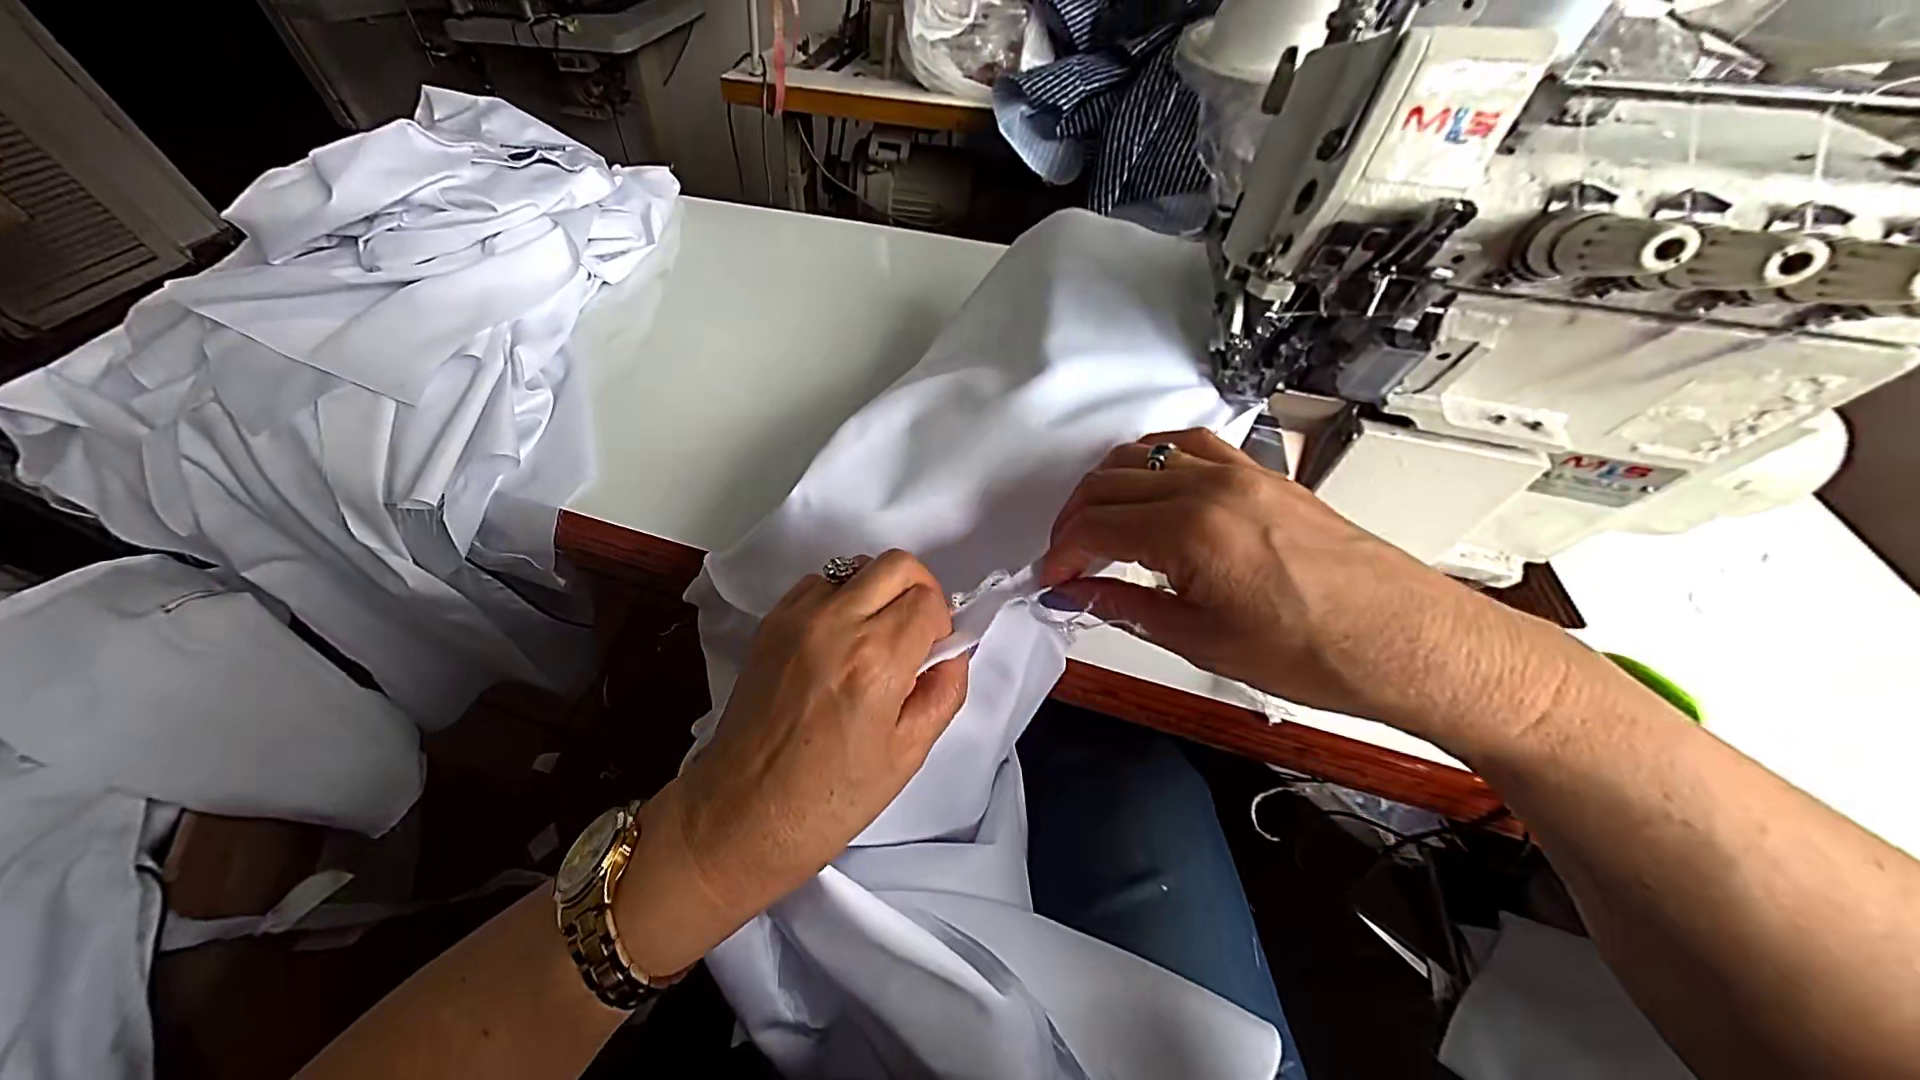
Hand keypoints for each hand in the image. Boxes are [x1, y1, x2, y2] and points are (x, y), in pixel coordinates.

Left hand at [615, 551, 968, 974]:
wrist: (741, 813)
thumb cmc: (827, 798)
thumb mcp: (908, 753)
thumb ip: (943, 690)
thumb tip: (952, 652)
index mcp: (876, 662)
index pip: (928, 600)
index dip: (940, 624)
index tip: (932, 651)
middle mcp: (835, 626)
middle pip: (898, 564)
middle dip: (920, 590)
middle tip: (916, 631)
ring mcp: (797, 620)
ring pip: (857, 567)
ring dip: (877, 592)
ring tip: (873, 639)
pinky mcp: (771, 624)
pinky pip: (818, 584)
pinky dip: (839, 599)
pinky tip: (838, 642)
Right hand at [1039, 429, 1579, 745]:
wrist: (1411, 643)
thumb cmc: (1320, 653)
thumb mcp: (1203, 641)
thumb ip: (1127, 606)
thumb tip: (1078, 592)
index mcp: (1192, 532)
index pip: (1096, 526)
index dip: (1061, 553)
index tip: (1051, 576)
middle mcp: (1213, 487)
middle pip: (1109, 483)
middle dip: (1074, 520)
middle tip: (1067, 558)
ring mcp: (1242, 473)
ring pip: (1144, 453)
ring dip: (1108, 485)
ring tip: (1099, 524)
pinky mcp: (1265, 474)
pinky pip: (1192, 444)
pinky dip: (1154, 460)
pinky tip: (1151, 488)